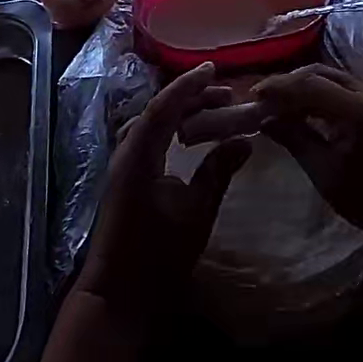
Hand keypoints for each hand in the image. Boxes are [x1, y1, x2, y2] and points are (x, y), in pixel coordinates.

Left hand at [75, 63, 251, 317]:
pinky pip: (148, 140)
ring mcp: (122, 165)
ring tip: (213, 112)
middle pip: (157, 111)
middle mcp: (126, 151)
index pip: (164, 106)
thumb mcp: (196, 212)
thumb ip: (218, 172)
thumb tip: (244, 140)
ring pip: (151, 125)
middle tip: (226, 96)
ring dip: (180, 113)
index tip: (214, 70)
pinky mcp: (125, 178)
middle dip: (190, 98)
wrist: (119, 292)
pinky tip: (189, 137)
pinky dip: (170, 130)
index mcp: (139, 154)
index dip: (189, 85)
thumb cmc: (157, 256)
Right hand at [251, 64, 362, 243]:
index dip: (277, 86)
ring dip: (303, 86)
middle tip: (263, 99)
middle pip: (319, 72)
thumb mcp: (326, 173)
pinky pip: (344, 88)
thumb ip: (296, 139)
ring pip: (332, 77)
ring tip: (280, 104)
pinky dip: (320, 93)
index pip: (308, 83)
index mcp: (357, 109)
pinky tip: (306, 111)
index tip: (253, 97)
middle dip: (288, 82)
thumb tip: (265, 120)